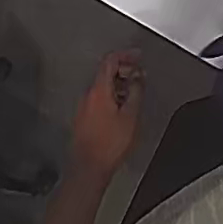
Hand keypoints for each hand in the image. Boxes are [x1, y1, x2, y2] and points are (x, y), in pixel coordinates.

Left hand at [70, 49, 143, 177]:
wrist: (89, 168)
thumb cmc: (109, 144)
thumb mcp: (131, 115)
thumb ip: (136, 91)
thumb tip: (138, 77)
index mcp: (99, 90)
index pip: (110, 61)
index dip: (125, 55)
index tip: (137, 56)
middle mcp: (88, 95)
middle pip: (105, 72)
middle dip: (123, 69)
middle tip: (138, 73)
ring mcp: (84, 106)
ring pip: (102, 86)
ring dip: (118, 83)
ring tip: (133, 91)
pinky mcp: (84, 117)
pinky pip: (98, 98)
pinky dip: (111, 95)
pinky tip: (121, 107)